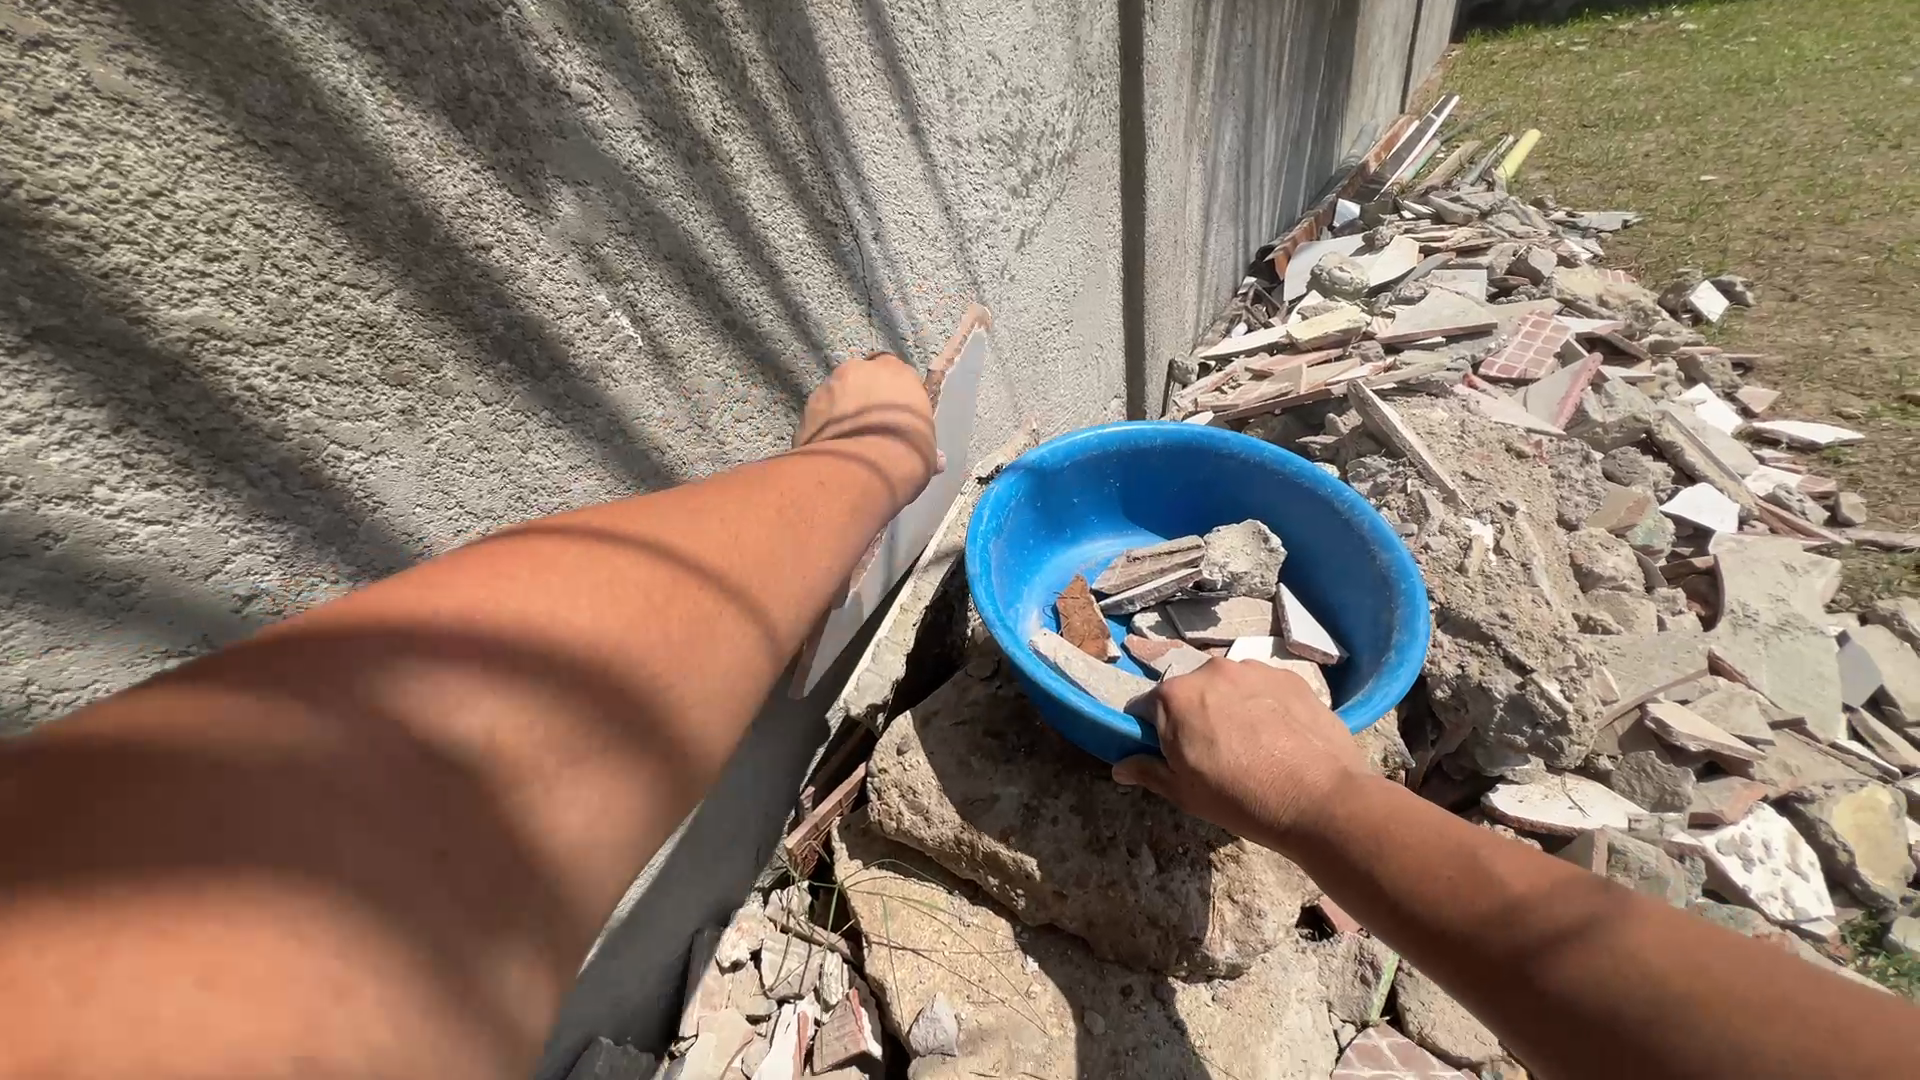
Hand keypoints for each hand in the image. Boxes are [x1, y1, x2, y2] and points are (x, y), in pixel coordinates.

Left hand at [793, 352, 938, 508]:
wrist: (860, 471)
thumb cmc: (905, 455)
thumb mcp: (926, 453)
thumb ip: (926, 446)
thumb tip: (937, 460)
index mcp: (899, 373)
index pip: (896, 373)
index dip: (894, 393)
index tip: (894, 413)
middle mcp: (863, 369)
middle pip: (863, 377)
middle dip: (864, 395)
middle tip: (868, 424)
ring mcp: (831, 384)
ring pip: (837, 392)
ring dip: (841, 409)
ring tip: (846, 438)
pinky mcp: (808, 405)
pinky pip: (819, 412)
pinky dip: (823, 424)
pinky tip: (830, 446)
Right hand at [1113, 659, 1369, 848]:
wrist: (1322, 800)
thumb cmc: (1241, 798)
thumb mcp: (1185, 793)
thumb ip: (1148, 771)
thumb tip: (1119, 767)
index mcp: (1175, 695)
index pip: (1148, 705)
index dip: (1155, 730)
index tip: (1172, 751)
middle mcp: (1210, 670)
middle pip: (1191, 689)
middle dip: (1195, 713)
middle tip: (1214, 750)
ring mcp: (1253, 669)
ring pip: (1229, 685)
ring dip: (1230, 705)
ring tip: (1252, 743)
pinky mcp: (1289, 676)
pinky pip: (1264, 686)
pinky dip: (1264, 704)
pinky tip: (1279, 736)